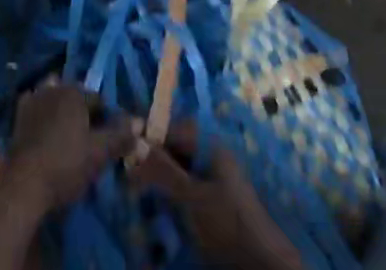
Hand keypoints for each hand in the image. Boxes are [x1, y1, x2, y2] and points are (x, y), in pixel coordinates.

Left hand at [0, 79, 132, 212]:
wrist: (24, 185)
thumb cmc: (66, 165)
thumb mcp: (99, 153)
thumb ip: (121, 135)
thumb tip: (138, 122)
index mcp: (74, 92)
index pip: (99, 100)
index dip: (108, 120)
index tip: (110, 142)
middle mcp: (52, 89)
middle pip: (77, 99)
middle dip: (85, 116)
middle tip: (91, 143)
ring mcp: (32, 101)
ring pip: (56, 103)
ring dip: (64, 115)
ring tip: (70, 141)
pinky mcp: (18, 117)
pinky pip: (38, 110)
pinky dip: (45, 118)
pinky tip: (48, 136)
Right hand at [130, 123, 305, 269]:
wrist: (260, 265)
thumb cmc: (227, 224)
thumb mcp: (192, 197)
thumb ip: (163, 170)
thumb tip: (133, 144)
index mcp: (211, 147)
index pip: (174, 128)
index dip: (150, 134)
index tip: (125, 145)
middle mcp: (212, 156)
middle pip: (175, 146)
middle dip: (151, 155)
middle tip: (127, 168)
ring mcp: (212, 179)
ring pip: (176, 166)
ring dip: (157, 174)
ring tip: (135, 185)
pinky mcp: (210, 201)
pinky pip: (182, 185)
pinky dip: (167, 189)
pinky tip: (154, 201)